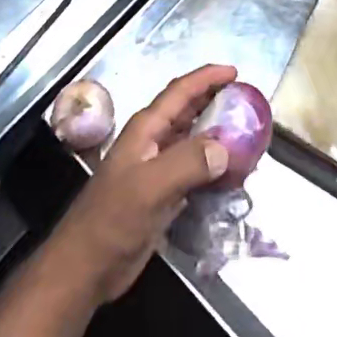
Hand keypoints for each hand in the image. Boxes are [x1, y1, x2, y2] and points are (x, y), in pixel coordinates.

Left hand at [44, 64, 236, 303]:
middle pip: (188, 112)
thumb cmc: (112, 219)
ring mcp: (157, 168)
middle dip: (215, 101)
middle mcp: (152, 142)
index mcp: (146, 129)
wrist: (88, 264)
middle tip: (248, 102)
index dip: (206, 78)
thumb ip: (187, 163)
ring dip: (218, 135)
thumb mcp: (150, 187)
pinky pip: (195, 171)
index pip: (180, 92)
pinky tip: (233, 174)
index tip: (235, 71)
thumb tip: (225, 146)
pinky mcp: (163, 194)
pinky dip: (215, 167)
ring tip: (248, 136)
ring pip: (193, 141)